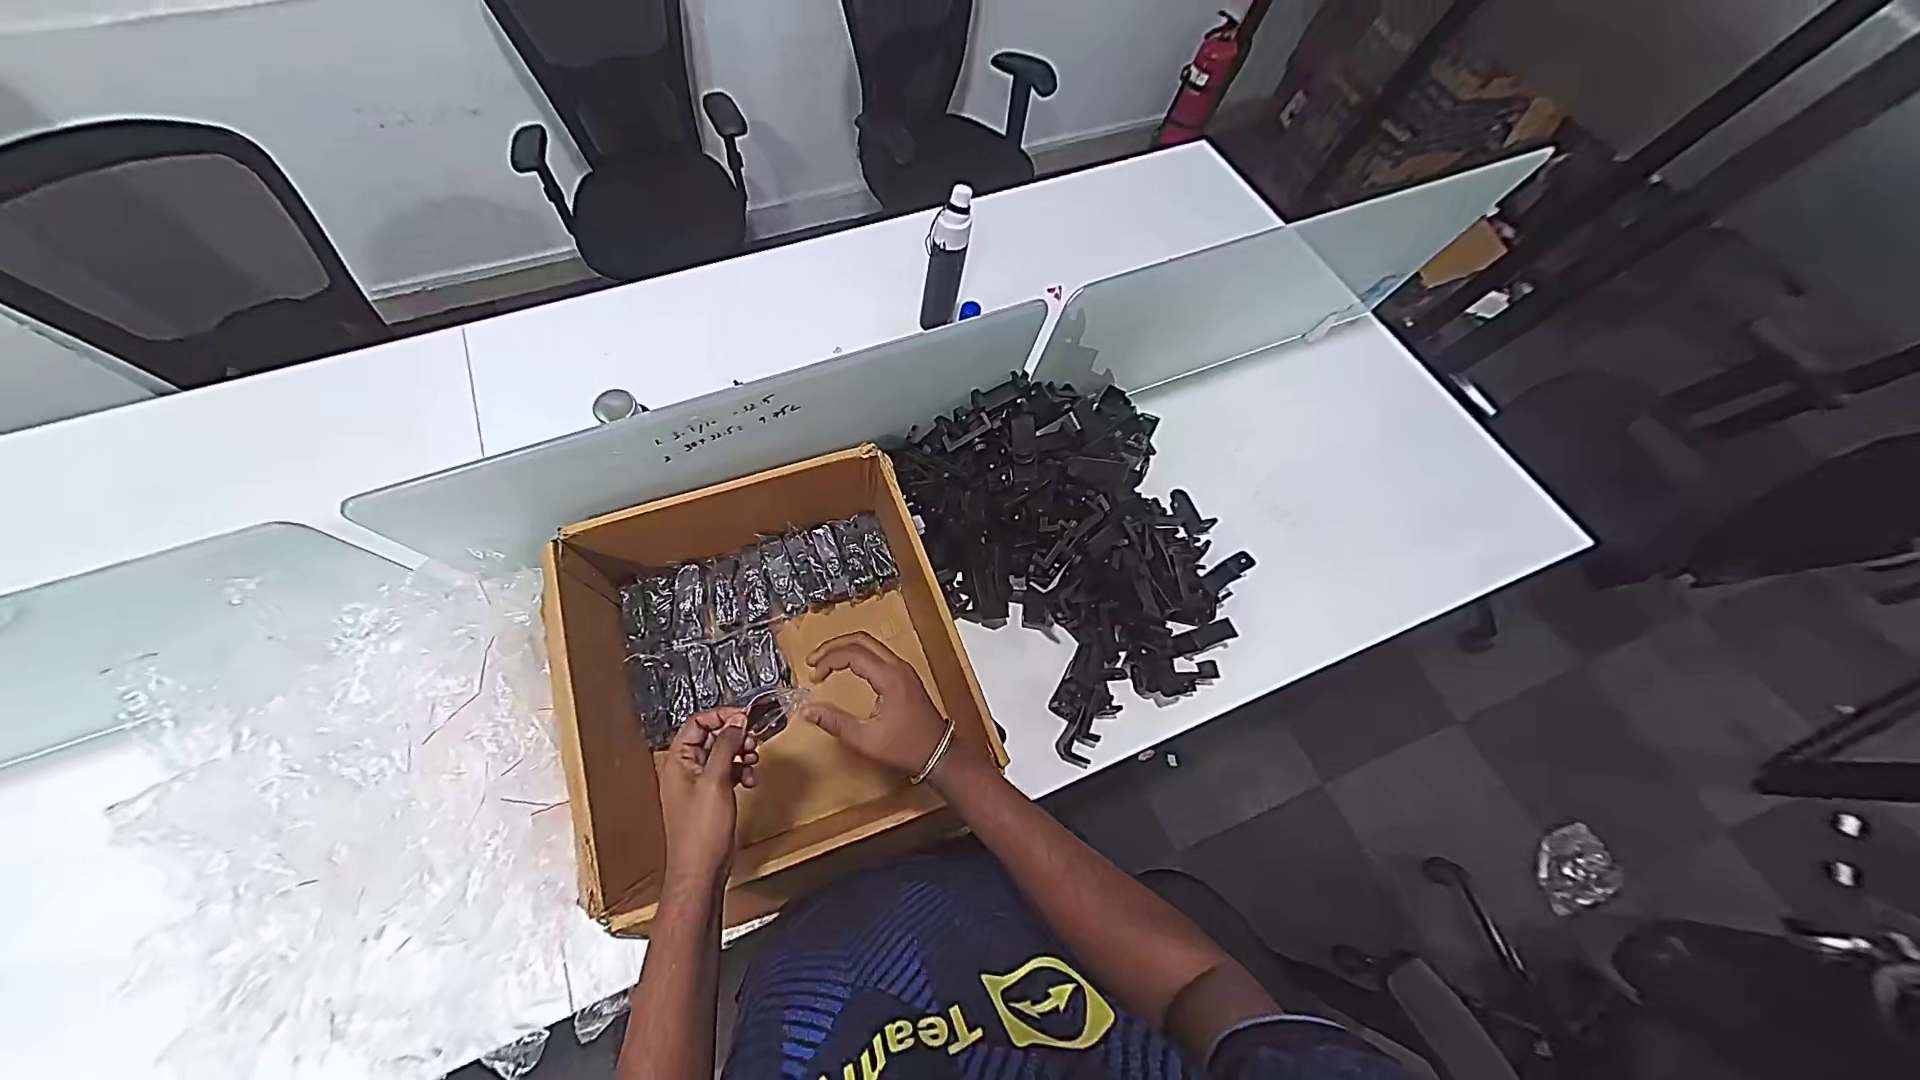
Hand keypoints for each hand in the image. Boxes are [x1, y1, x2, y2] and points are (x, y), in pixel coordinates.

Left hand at [658, 707, 758, 886]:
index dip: (720, 716)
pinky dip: (742, 771)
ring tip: (753, 760)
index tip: (743, 717)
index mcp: (678, 762)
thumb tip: (736, 721)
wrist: (701, 870)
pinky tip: (751, 780)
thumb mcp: (716, 780)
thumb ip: (726, 746)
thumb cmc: (701, 831)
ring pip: (723, 754)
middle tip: (752, 740)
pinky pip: (729, 772)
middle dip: (735, 736)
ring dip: (741, 753)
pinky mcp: (712, 797)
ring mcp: (699, 784)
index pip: (696, 723)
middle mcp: (686, 770)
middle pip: (711, 737)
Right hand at [800, 632, 961, 779]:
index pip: (853, 654)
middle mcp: (898, 667)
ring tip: (824, 662)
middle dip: (833, 646)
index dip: (829, 660)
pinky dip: (858, 655)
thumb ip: (836, 723)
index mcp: (890, 678)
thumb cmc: (908, 747)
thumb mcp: (866, 740)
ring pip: (870, 644)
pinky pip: (878, 654)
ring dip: (846, 649)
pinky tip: (846, 667)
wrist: (939, 752)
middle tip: (813, 660)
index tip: (814, 675)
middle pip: (861, 639)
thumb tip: (809, 711)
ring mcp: (904, 669)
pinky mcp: (905, 675)